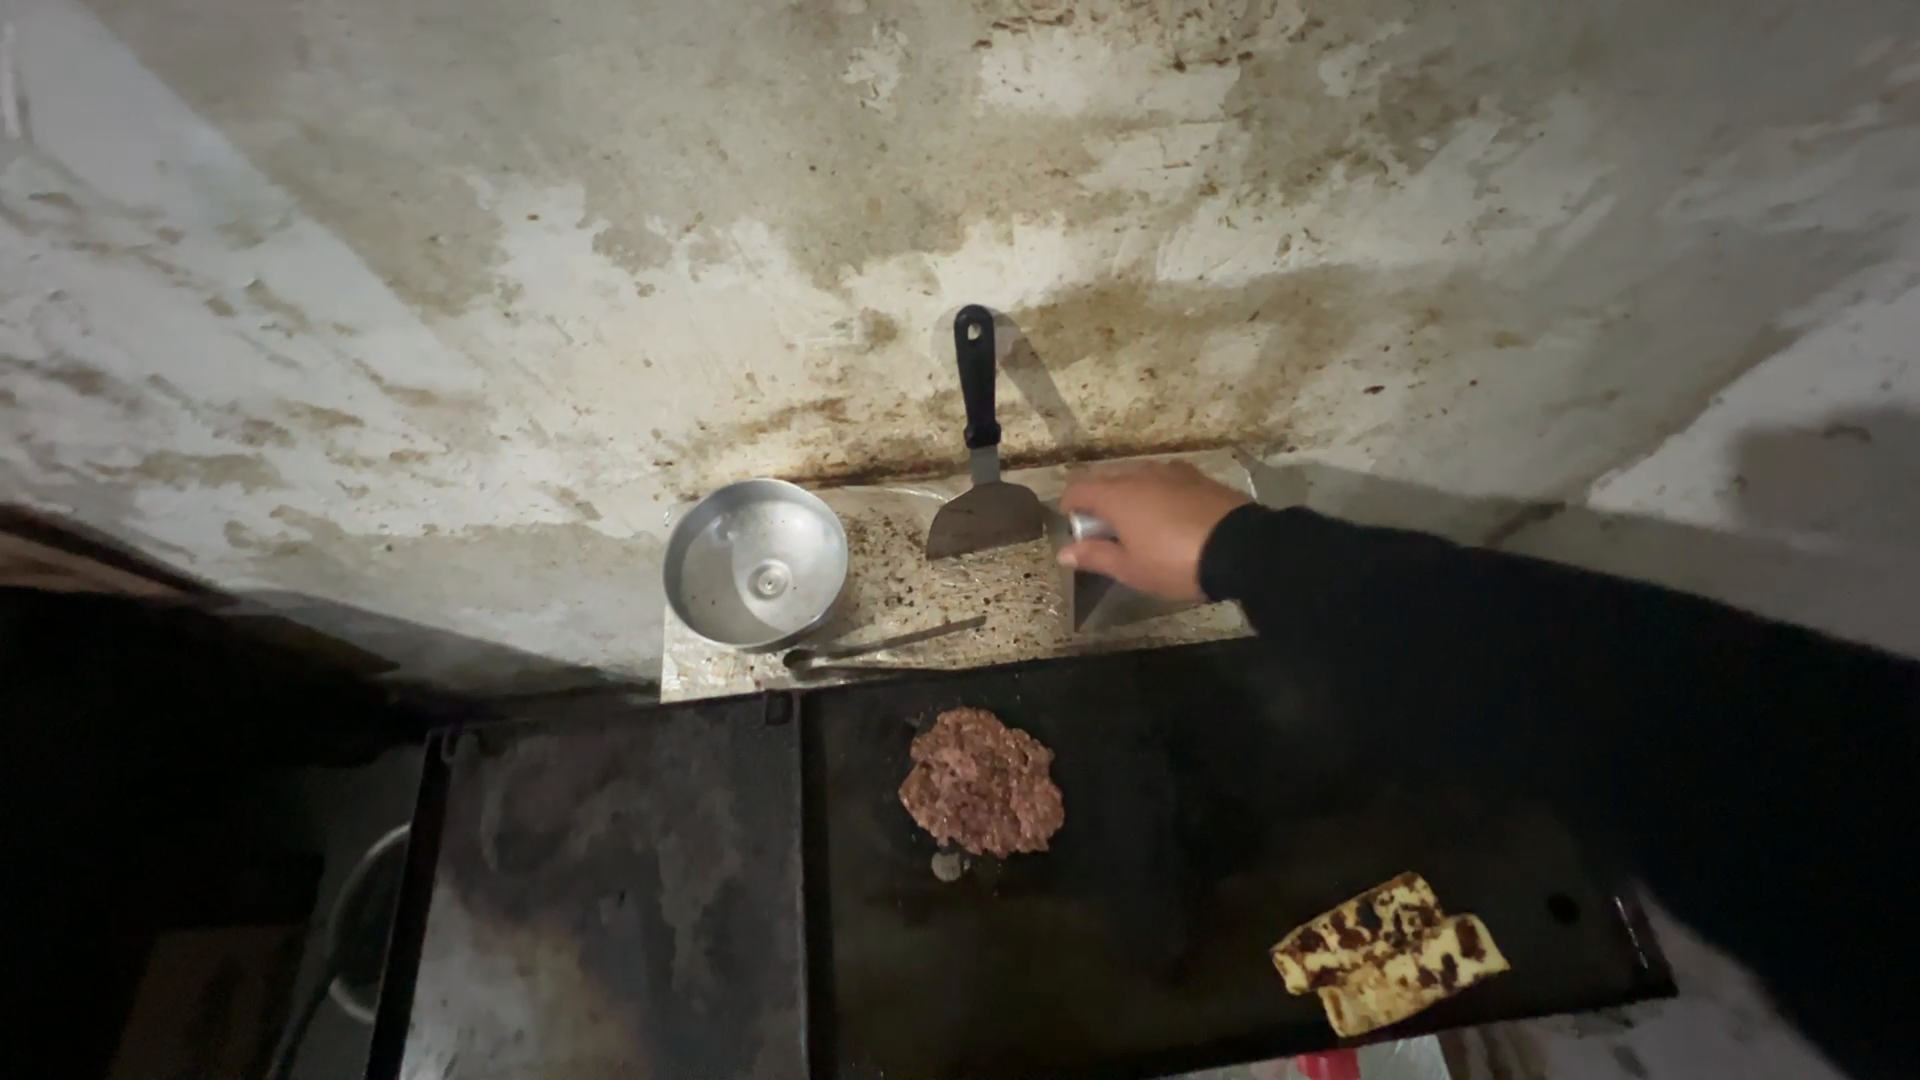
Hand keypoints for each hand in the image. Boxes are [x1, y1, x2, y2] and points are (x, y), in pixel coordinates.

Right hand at [1057, 461, 1251, 600]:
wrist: (1242, 549)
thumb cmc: (1175, 563)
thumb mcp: (1131, 569)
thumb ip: (1095, 556)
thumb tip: (1064, 553)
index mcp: (1116, 495)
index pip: (1078, 488)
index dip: (1069, 505)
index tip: (1074, 525)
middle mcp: (1140, 474)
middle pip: (1105, 477)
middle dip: (1097, 498)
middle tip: (1104, 529)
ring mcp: (1171, 471)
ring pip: (1136, 474)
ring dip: (1127, 492)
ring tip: (1136, 521)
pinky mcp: (1198, 477)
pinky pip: (1164, 478)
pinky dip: (1155, 490)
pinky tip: (1166, 512)